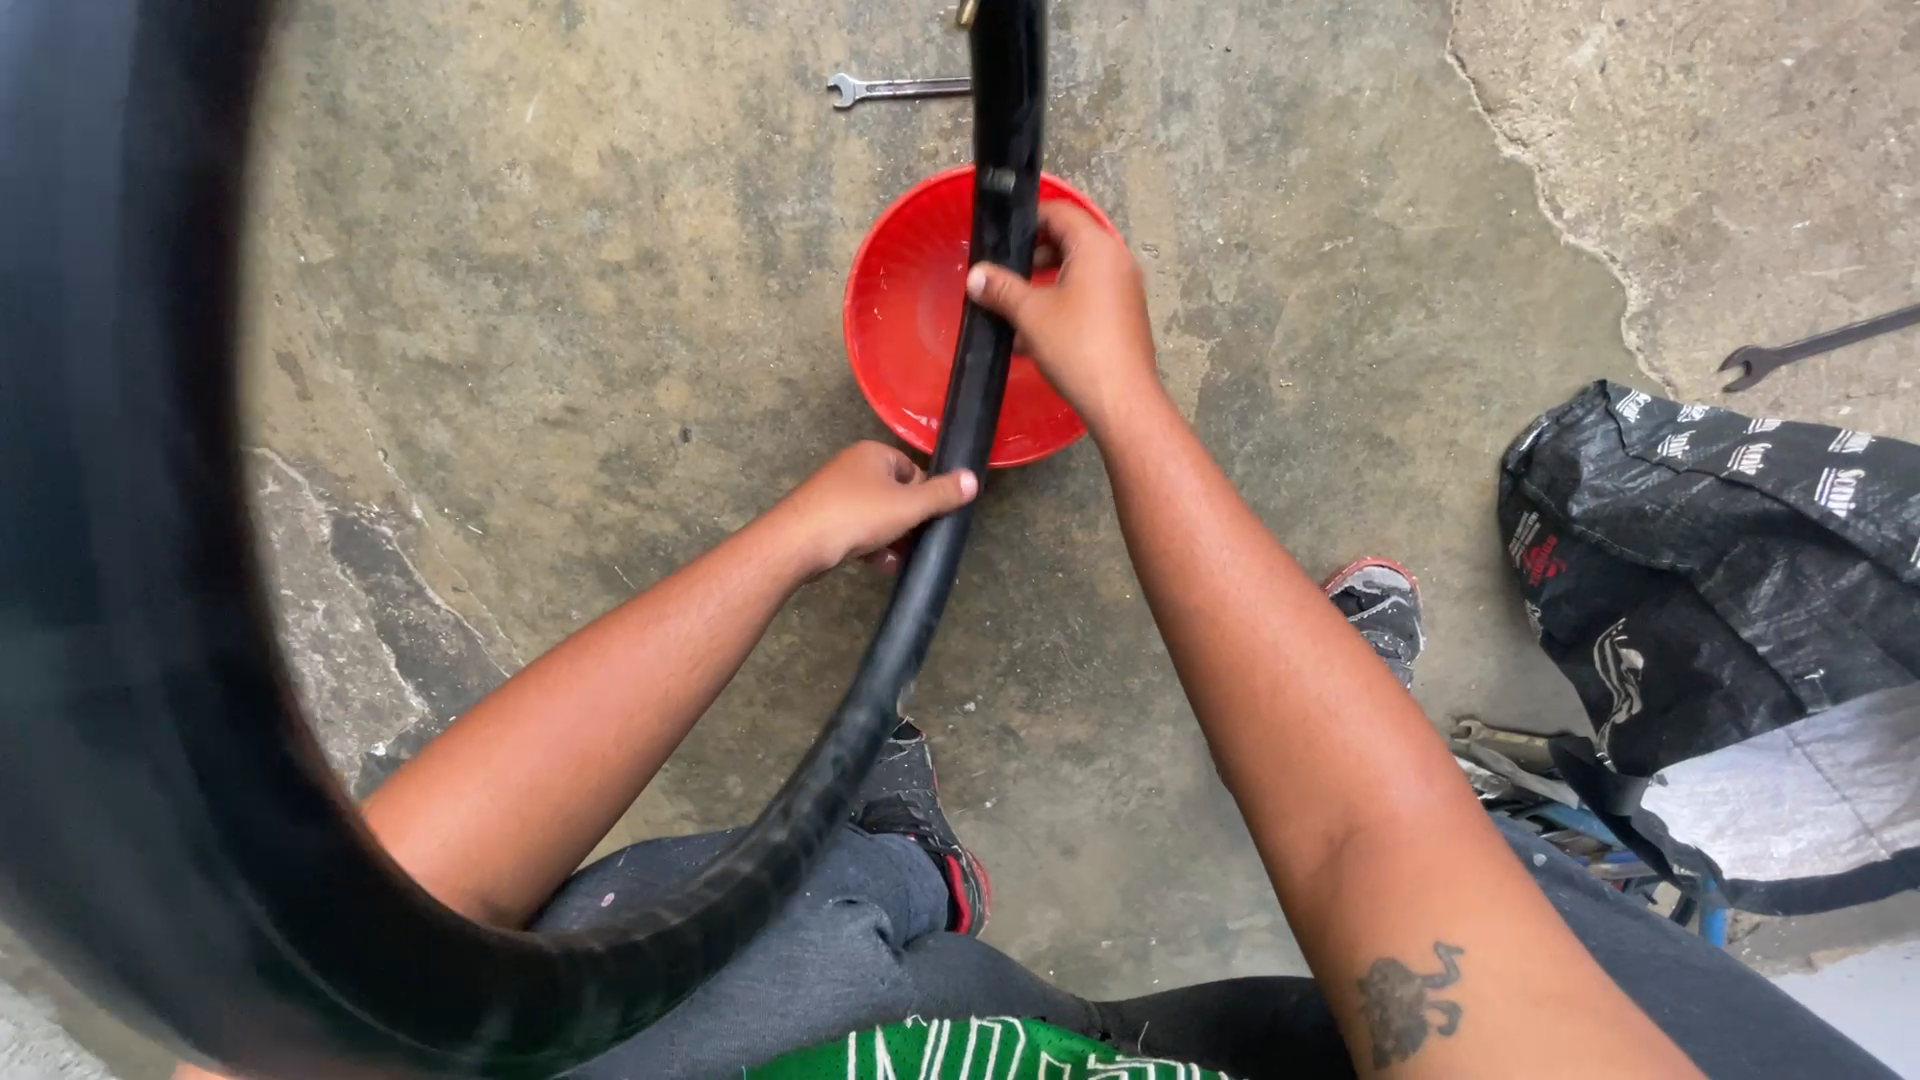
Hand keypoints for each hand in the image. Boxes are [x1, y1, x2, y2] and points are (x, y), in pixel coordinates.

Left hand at [775, 441, 978, 577]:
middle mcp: (852, 468)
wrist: (797, 543)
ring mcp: (834, 495)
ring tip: (904, 558)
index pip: (913, 470)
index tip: (933, 519)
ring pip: (876, 515)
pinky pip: (857, 530)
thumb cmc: (857, 515)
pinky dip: (872, 546)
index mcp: (873, 454)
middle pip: (895, 494)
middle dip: (909, 520)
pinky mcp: (823, 520)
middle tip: (921, 542)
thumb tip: (973, 478)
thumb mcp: (909, 506)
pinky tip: (884, 565)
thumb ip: (943, 494)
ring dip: (892, 537)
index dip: (926, 495)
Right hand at [965, 201, 1160, 432]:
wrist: (1120, 398)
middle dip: (1034, 258)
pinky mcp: (1125, 318)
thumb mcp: (1030, 314)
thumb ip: (1001, 289)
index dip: (1029, 220)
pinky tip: (1035, 337)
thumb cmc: (1076, 347)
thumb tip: (975, 275)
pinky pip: (1089, 300)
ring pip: (1078, 276)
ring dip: (1045, 287)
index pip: (1060, 213)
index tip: (1002, 239)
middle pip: (1070, 243)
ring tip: (1015, 310)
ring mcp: (1125, 290)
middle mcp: (1117, 261)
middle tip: (1006, 275)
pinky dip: (1063, 307)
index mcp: (1097, 247)